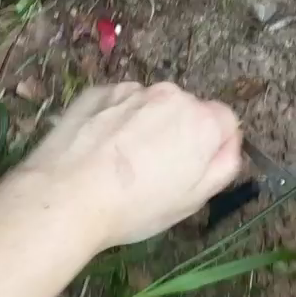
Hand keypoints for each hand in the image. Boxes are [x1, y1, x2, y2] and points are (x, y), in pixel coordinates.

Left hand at [10, 82, 241, 249]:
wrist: (67, 195)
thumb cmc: (136, 206)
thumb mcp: (193, 200)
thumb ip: (222, 166)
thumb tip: (228, 146)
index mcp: (201, 121)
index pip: (225, 121)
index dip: (213, 146)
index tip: (193, 169)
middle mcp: (169, 95)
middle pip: (185, 110)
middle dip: (177, 132)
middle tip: (154, 170)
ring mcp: (130, 90)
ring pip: (149, 105)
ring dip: (144, 124)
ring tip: (120, 162)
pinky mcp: (96, 91)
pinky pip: (116, 103)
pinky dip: (113, 119)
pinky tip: (97, 149)